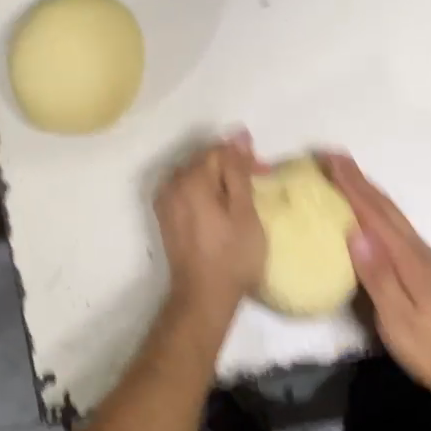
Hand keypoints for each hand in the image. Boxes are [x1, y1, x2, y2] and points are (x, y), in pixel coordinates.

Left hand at [154, 134, 266, 323]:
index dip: (244, 157)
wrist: (203, 296)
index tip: (265, 174)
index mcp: (190, 179)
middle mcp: (171, 184)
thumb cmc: (232, 255)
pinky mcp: (165, 216)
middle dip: (230, 166)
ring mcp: (165, 200)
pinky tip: (219, 206)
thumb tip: (237, 134)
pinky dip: (204, 192)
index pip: (219, 150)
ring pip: (195, 175)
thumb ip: (238, 170)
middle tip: (257, 182)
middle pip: (204, 160)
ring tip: (241, 195)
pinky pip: (186, 190)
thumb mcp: (244, 210)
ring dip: (218, 179)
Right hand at [320, 152, 430, 392]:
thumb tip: (354, 232)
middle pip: (382, 205)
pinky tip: (365, 212)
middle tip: (328, 156)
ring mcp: (418, 256)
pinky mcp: (418, 266)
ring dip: (365, 189)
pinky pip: (391, 225)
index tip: (326, 159)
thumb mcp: (396, 316)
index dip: (349, 184)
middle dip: (356, 178)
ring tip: (343, 173)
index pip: (371, 212)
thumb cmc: (426, 347)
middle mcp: (414, 248)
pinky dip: (374, 208)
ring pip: (389, 212)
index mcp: (406, 256)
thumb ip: (376, 274)